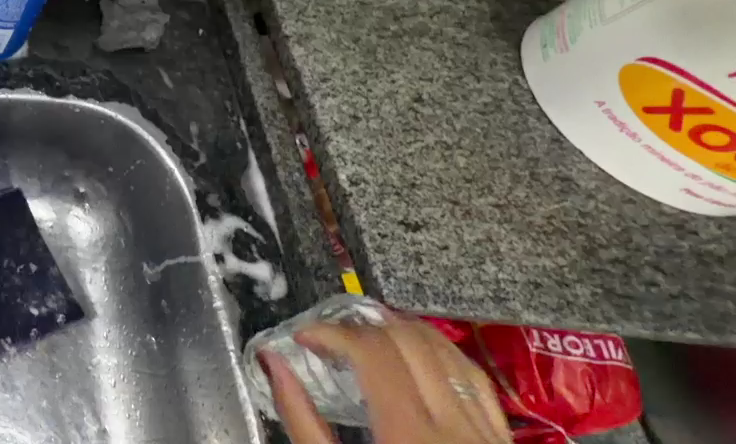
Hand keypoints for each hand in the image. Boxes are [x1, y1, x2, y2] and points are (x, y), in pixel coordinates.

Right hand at [262, 314, 509, 443]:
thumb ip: (302, 420)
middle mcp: (456, 428)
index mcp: (410, 436)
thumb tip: (272, 362)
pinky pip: (474, 378)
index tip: (303, 339)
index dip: (331, 332)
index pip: (371, 352)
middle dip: (361, 327)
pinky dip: (439, 353)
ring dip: (400, 330)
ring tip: (366, 336)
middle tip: (329, 338)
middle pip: (408, 342)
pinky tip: (415, 356)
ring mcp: (488, 436)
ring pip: (447, 351)